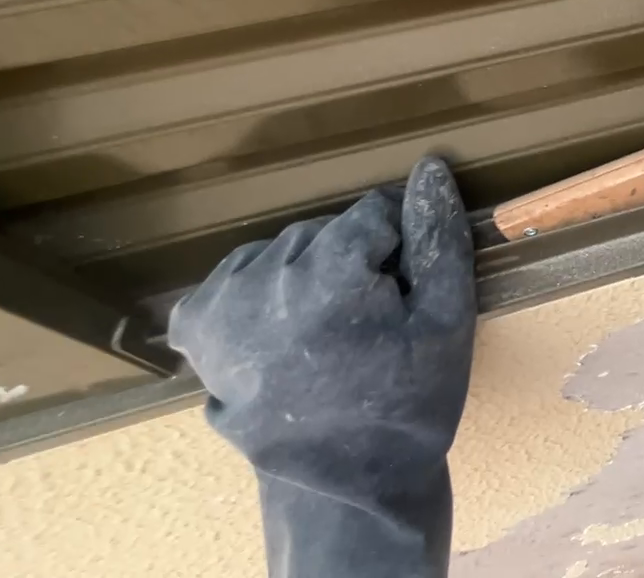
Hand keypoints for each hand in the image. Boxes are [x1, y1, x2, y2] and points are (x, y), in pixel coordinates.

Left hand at [169, 156, 475, 511]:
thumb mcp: (447, 314)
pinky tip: (292, 316)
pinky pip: (241, 270)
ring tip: (337, 318)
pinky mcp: (197, 328)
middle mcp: (261, 285)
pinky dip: (270, 280)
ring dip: (316, 265)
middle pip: (327, 226)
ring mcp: (218, 308)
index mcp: (327, 279)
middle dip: (359, 253)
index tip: (406, 290)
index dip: (401, 245)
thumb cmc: (412, 393)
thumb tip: (430, 167)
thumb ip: (439, 236)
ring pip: (286, 245)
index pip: (373, 212)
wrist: (348, 476)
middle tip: (378, 309)